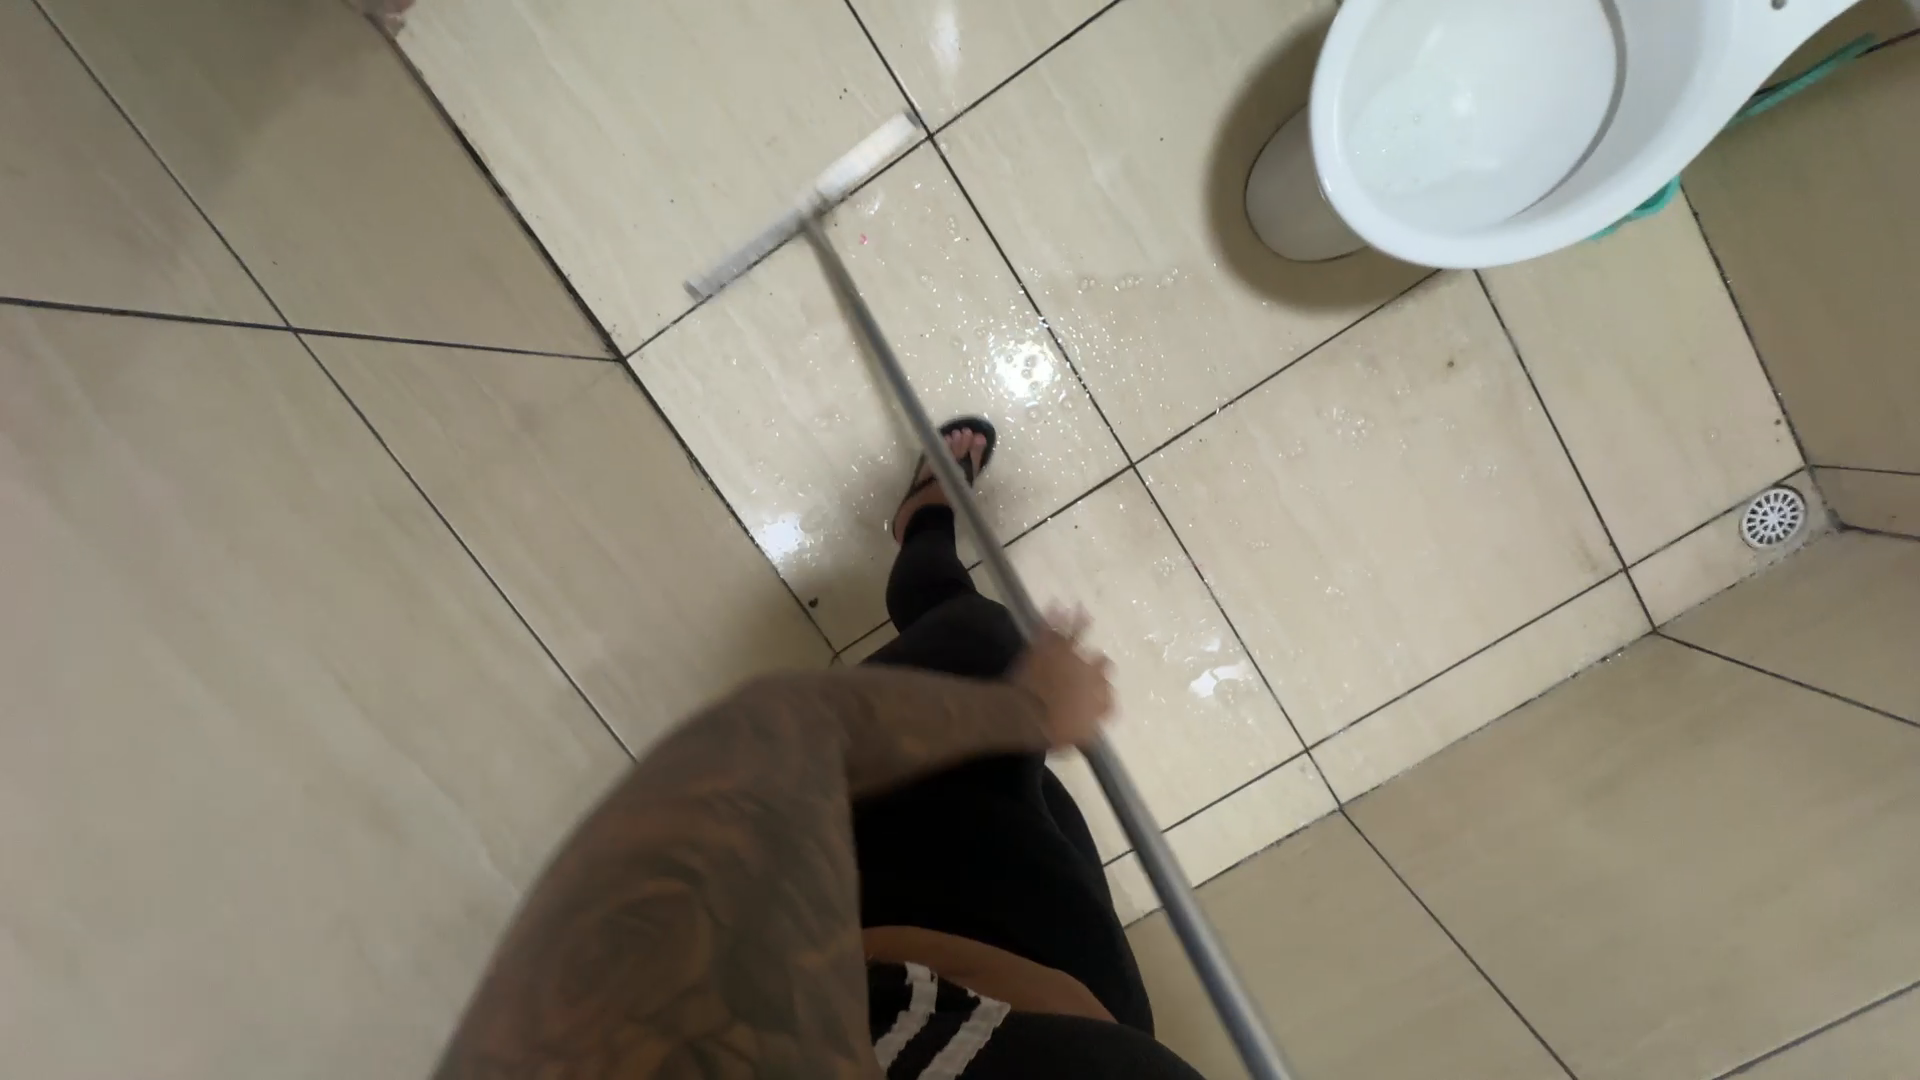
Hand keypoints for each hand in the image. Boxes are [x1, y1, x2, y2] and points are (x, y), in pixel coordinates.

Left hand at [1010, 607, 1114, 748]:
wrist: (1027, 713)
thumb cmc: (1052, 731)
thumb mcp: (1078, 739)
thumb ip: (1088, 729)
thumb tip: (1091, 729)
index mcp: (1101, 699)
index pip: (1110, 694)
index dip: (1103, 694)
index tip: (1098, 695)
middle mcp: (1092, 674)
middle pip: (1102, 665)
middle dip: (1097, 664)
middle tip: (1093, 661)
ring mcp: (1071, 657)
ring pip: (1080, 636)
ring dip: (1081, 623)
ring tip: (1081, 609)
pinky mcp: (1051, 647)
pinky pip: (1055, 627)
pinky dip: (1055, 615)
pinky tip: (1056, 603)